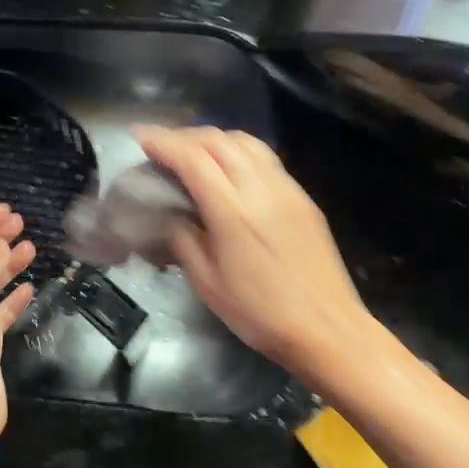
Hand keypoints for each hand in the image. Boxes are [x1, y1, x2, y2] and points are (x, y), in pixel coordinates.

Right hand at [136, 126, 374, 377]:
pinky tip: (229, 170)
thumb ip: (182, 239)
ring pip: (245, 141)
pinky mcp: (303, 197)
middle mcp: (261, 188)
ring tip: (194, 152)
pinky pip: (265, 157)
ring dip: (213, 138)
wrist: (330, 332)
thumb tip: (169, 214)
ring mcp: (287, 189)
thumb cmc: (261, 314)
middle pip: (217, 140)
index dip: (162, 141)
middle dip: (184, 136)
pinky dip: (237, 151)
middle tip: (161, 147)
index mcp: (232, 211)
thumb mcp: (208, 283)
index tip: (138, 135)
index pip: (191, 157)